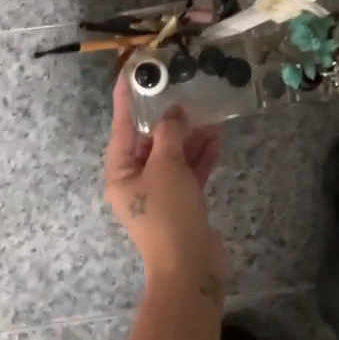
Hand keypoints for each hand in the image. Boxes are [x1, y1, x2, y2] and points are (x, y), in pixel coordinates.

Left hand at [104, 71, 226, 291]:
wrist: (190, 266)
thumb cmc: (167, 212)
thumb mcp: (166, 165)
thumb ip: (169, 133)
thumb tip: (174, 113)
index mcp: (120, 173)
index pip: (122, 127)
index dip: (125, 100)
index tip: (127, 73)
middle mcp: (136, 181)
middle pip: (150, 140)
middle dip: (169, 119)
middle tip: (182, 89)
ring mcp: (160, 193)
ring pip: (173, 155)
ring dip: (191, 136)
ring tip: (211, 113)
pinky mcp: (183, 203)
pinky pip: (189, 171)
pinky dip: (201, 155)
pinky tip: (218, 137)